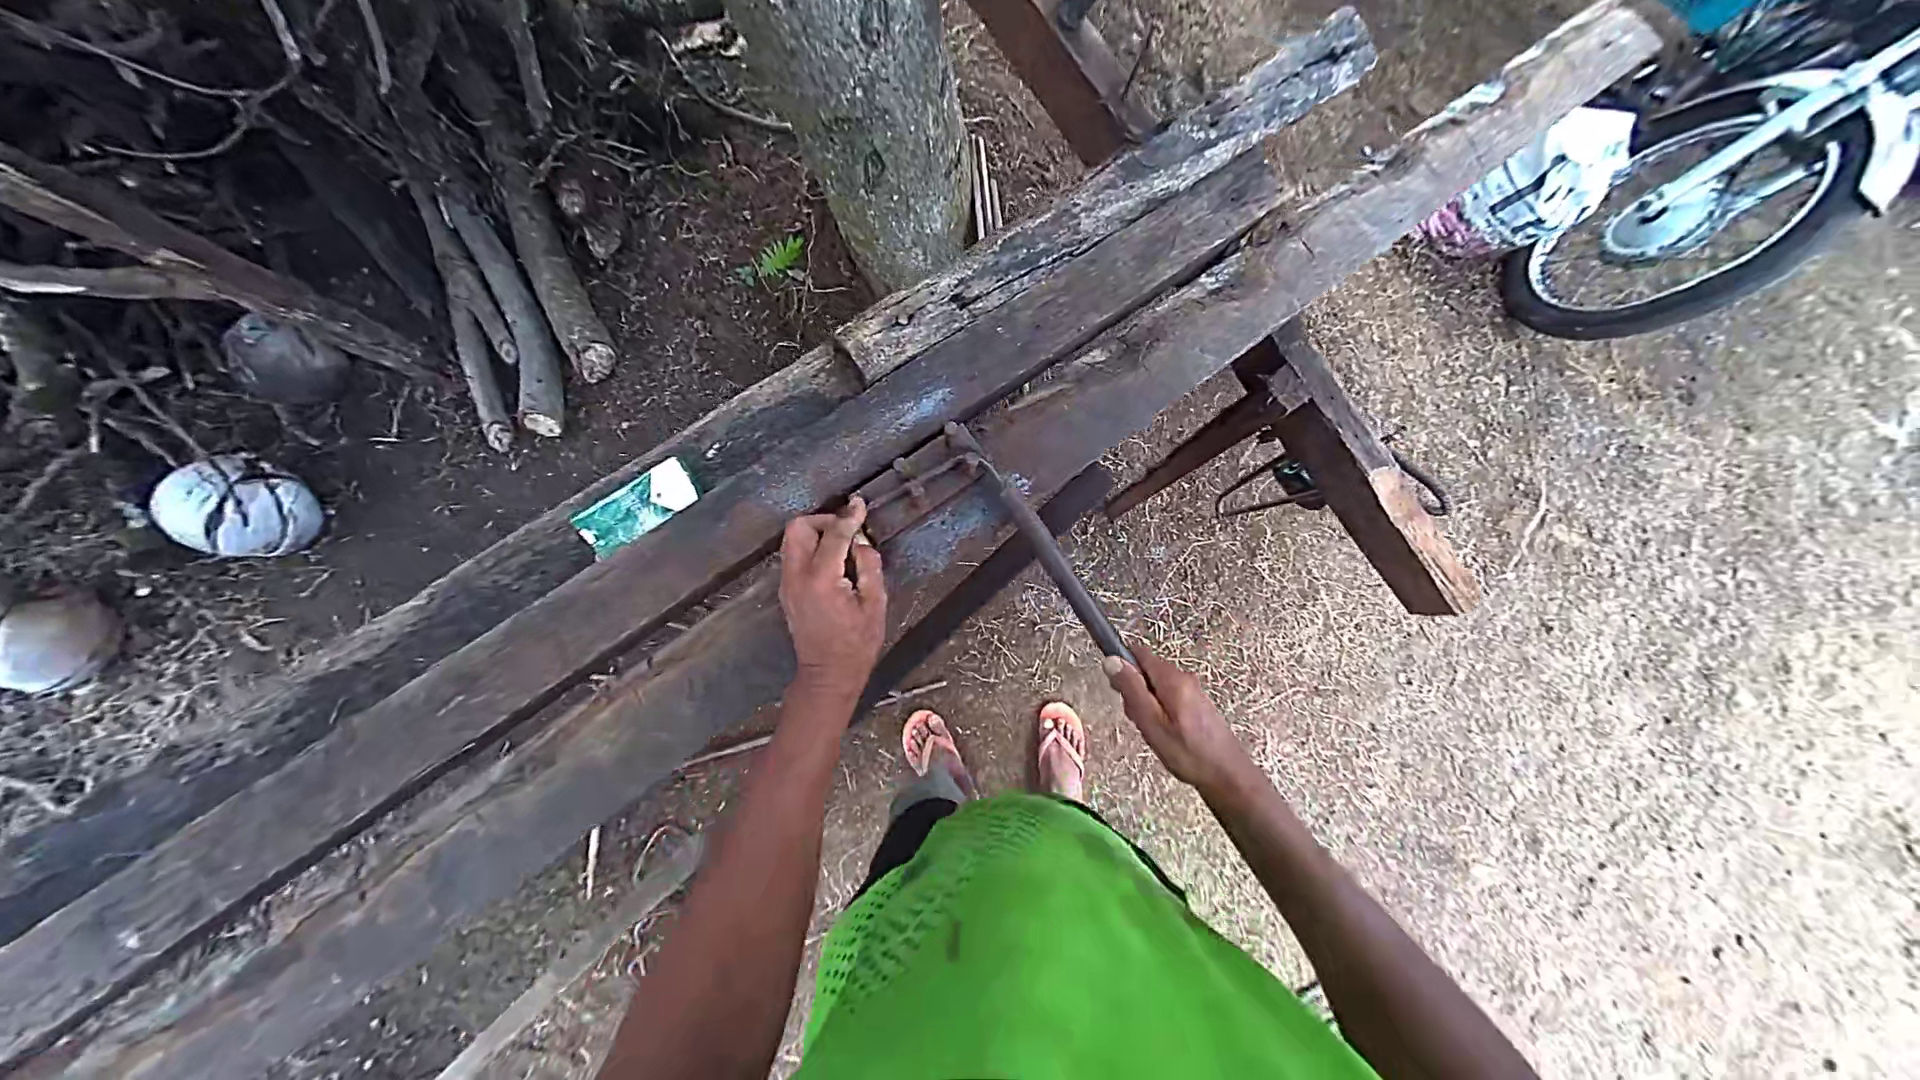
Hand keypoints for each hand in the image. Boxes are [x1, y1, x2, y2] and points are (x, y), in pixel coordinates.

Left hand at [779, 496, 886, 696]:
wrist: (828, 673)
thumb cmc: (857, 644)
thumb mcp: (875, 604)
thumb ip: (869, 567)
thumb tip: (862, 543)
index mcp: (822, 580)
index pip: (834, 535)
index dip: (849, 516)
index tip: (859, 504)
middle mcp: (797, 577)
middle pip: (799, 528)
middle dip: (824, 520)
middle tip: (848, 530)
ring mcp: (787, 584)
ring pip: (792, 540)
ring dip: (816, 533)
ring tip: (842, 545)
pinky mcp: (786, 591)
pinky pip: (794, 556)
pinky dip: (811, 548)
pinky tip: (832, 561)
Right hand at [1103, 643, 1254, 795]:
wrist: (1228, 776)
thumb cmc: (1189, 753)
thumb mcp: (1151, 722)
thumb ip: (1131, 689)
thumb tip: (1112, 661)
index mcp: (1172, 679)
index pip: (1138, 653)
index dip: (1123, 667)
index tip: (1120, 691)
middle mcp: (1184, 678)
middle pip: (1146, 670)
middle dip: (1134, 690)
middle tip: (1139, 718)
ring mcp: (1192, 690)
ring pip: (1155, 686)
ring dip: (1146, 704)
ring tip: (1153, 729)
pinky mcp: (1196, 703)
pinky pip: (1167, 697)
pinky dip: (1159, 711)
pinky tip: (1165, 732)